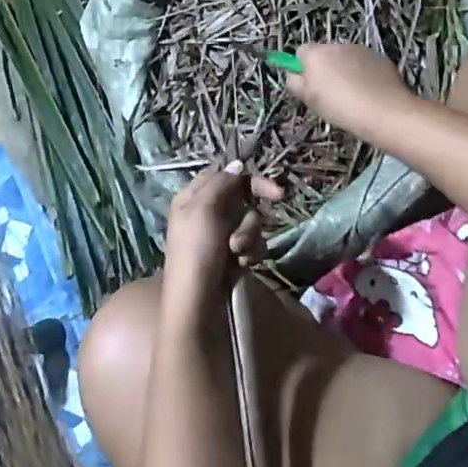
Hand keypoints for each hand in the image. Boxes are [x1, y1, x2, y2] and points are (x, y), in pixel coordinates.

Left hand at [162, 160, 282, 316]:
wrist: (199, 302)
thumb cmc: (196, 252)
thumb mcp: (204, 210)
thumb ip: (221, 183)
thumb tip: (237, 164)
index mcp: (193, 197)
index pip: (224, 175)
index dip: (248, 178)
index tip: (273, 190)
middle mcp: (207, 212)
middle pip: (243, 198)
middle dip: (250, 213)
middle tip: (273, 211)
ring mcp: (221, 234)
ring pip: (251, 221)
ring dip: (249, 235)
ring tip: (237, 251)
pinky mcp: (233, 253)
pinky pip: (253, 242)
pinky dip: (250, 251)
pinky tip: (242, 263)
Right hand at [283, 44, 418, 133]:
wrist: (384, 111)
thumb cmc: (340, 107)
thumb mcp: (310, 100)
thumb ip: (296, 84)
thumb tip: (294, 75)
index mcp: (316, 54)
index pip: (301, 51)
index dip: (303, 67)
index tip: (309, 85)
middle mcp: (338, 46)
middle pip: (325, 53)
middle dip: (325, 68)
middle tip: (329, 93)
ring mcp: (361, 50)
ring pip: (346, 58)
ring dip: (345, 70)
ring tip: (352, 95)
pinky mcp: (380, 58)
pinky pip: (365, 64)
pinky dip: (364, 74)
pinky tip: (368, 93)